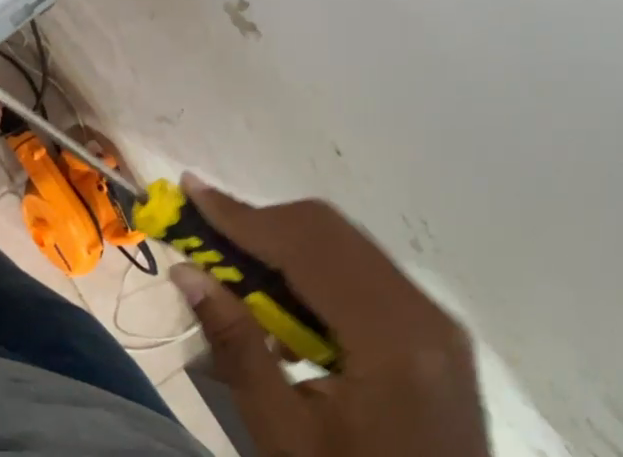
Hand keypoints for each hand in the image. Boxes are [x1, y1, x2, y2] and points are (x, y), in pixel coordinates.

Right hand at [169, 176, 489, 456]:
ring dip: (283, 242)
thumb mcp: (285, 435)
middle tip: (202, 229)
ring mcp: (436, 324)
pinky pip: (364, 273)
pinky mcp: (434, 336)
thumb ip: (237, 346)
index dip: (241, 215)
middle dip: (259, 222)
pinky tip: (280, 301)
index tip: (189, 189)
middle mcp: (424, 316)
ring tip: (231, 263)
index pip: (306, 248)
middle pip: (329, 232)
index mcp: (391, 342)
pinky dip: (313, 268)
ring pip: (346, 245)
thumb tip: (186, 272)